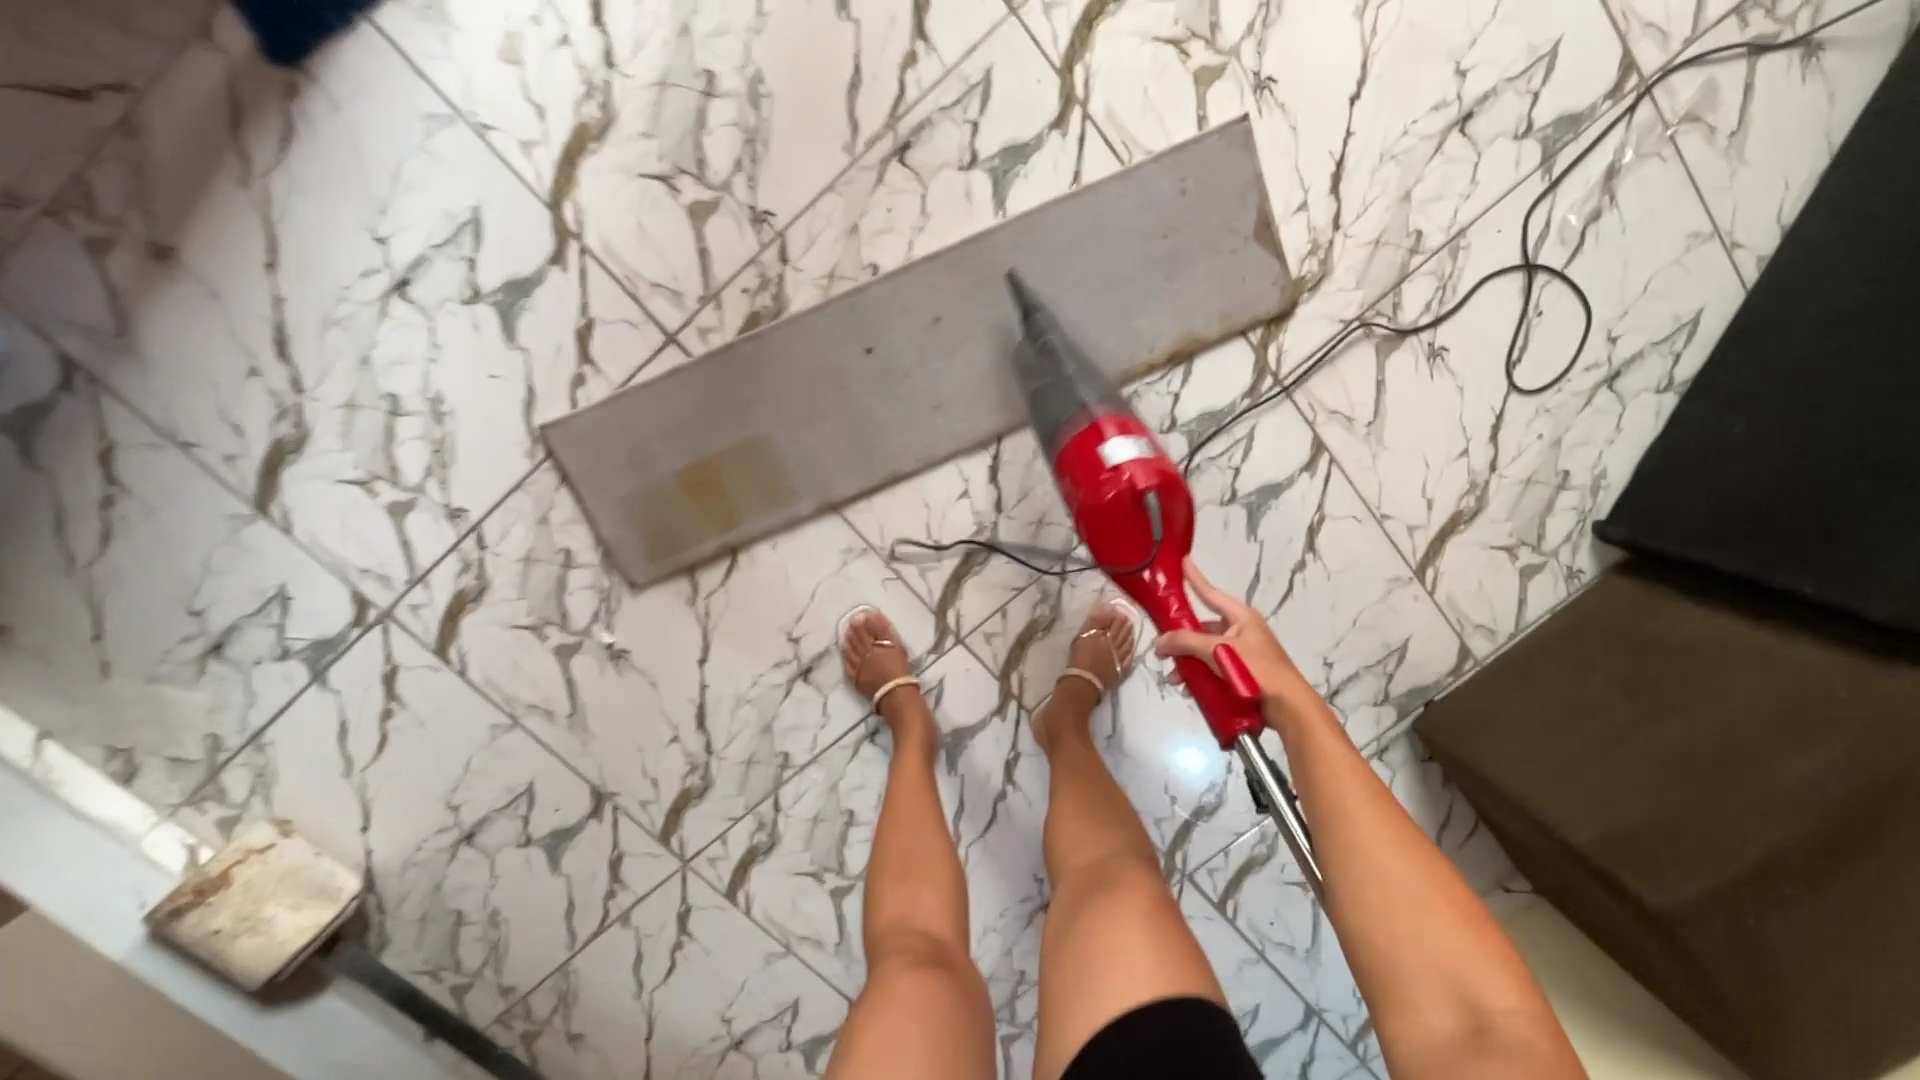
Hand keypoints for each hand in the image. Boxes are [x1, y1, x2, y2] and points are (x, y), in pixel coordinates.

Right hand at [1153, 558, 1319, 726]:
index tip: (1184, 561)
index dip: (1195, 578)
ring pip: (1206, 652)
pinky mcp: (1243, 673)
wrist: (1287, 705)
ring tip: (1176, 681)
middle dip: (1182, 642)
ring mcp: (1243, 652)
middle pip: (1203, 629)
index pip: (1211, 593)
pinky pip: (1214, 669)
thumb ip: (1186, 643)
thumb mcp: (1218, 651)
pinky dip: (1200, 677)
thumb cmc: (1256, 669)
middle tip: (1163, 653)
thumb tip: (1160, 642)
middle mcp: (1242, 630)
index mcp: (1241, 617)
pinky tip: (1189, 691)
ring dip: (1188, 665)